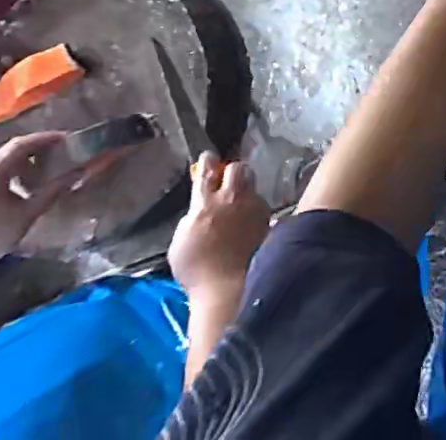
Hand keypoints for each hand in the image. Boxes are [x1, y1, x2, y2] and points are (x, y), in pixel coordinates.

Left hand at [0, 133, 84, 266]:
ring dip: (27, 160)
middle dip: (37, 147)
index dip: (43, 139)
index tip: (64, 138)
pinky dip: (16, 171)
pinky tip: (27, 184)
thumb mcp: (26, 216)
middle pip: (11, 151)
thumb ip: (52, 192)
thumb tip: (77, 174)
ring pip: (4, 162)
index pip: (18, 146)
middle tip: (59, 149)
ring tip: (46, 167)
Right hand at [168, 156, 269, 301]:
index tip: (208, 159)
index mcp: (204, 202)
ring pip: (252, 182)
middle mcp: (230, 198)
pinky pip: (260, 203)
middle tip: (228, 181)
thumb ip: (191, 218)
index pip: (207, 169)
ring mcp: (251, 206)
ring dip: (245, 187)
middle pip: (236, 168)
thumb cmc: (196, 269)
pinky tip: (250, 221)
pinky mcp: (265, 218)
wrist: (227, 287)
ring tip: (240, 200)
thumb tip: (198, 210)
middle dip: (232, 170)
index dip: (208, 161)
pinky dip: (254, 208)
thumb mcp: (180, 241)